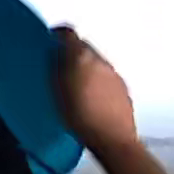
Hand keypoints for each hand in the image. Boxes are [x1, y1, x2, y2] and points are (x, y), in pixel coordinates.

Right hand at [53, 26, 137, 150]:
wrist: (112, 140)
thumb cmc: (79, 116)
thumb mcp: (55, 89)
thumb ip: (54, 66)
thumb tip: (53, 54)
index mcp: (80, 56)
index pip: (67, 32)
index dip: (57, 34)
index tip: (50, 40)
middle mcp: (99, 60)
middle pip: (82, 46)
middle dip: (71, 52)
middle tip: (59, 65)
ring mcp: (113, 73)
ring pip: (95, 61)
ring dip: (84, 66)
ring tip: (74, 85)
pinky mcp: (123, 87)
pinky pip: (106, 75)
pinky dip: (97, 79)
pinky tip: (90, 97)